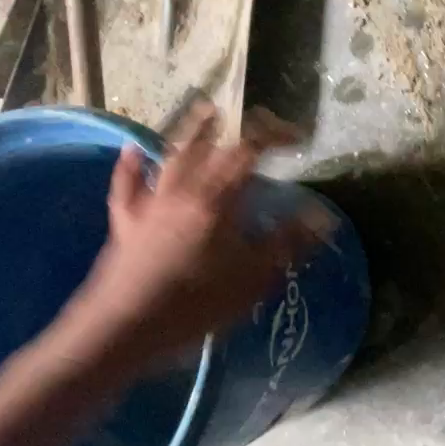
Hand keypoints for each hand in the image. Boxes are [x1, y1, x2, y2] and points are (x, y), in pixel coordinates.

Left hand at [54, 104, 325, 372]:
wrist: (119, 332)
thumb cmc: (194, 304)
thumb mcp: (253, 277)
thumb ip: (289, 243)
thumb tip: (324, 217)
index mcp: (219, 199)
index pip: (251, 151)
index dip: (276, 136)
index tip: (299, 137)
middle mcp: (185, 192)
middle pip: (210, 146)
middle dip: (235, 126)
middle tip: (254, 114)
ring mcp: (151, 206)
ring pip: (173, 158)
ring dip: (191, 133)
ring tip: (205, 112)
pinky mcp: (126, 224)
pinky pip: (127, 187)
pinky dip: (131, 166)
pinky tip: (133, 151)